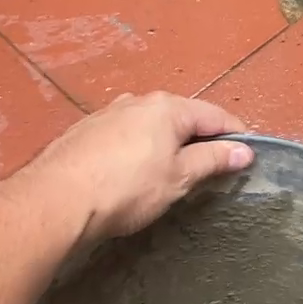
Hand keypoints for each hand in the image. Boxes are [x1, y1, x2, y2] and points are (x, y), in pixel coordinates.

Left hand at [0, 92, 253, 251]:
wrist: (55, 202)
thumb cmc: (127, 188)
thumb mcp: (179, 178)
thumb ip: (213, 160)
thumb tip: (244, 150)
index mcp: (167, 108)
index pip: (215, 115)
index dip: (235, 135)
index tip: (247, 154)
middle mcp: (137, 102)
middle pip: (181, 117)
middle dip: (199, 139)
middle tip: (211, 167)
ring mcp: (107, 114)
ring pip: (150, 125)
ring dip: (166, 143)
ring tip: (171, 172)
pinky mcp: (83, 133)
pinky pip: (124, 136)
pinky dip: (138, 149)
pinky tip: (132, 173)